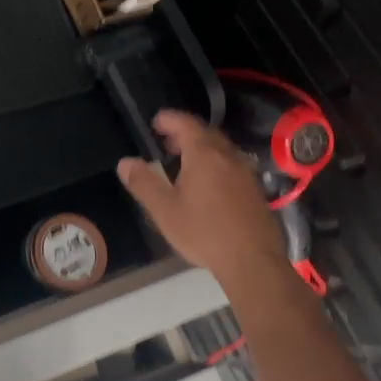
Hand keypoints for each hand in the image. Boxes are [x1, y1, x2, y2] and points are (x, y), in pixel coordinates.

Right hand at [117, 109, 281, 274]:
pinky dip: (216, 164)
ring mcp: (245, 174)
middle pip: (207, 134)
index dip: (170, 119)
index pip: (186, 124)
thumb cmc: (204, 232)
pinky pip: (232, 165)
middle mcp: (227, 157)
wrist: (253, 261)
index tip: (157, 121)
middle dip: (186, 133)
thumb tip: (125, 162)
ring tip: (186, 163)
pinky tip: (209, 185)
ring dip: (203, 149)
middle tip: (168, 142)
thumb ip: (144, 183)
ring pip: (222, 150)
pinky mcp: (255, 191)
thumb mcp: (165, 210)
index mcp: (204, 155)